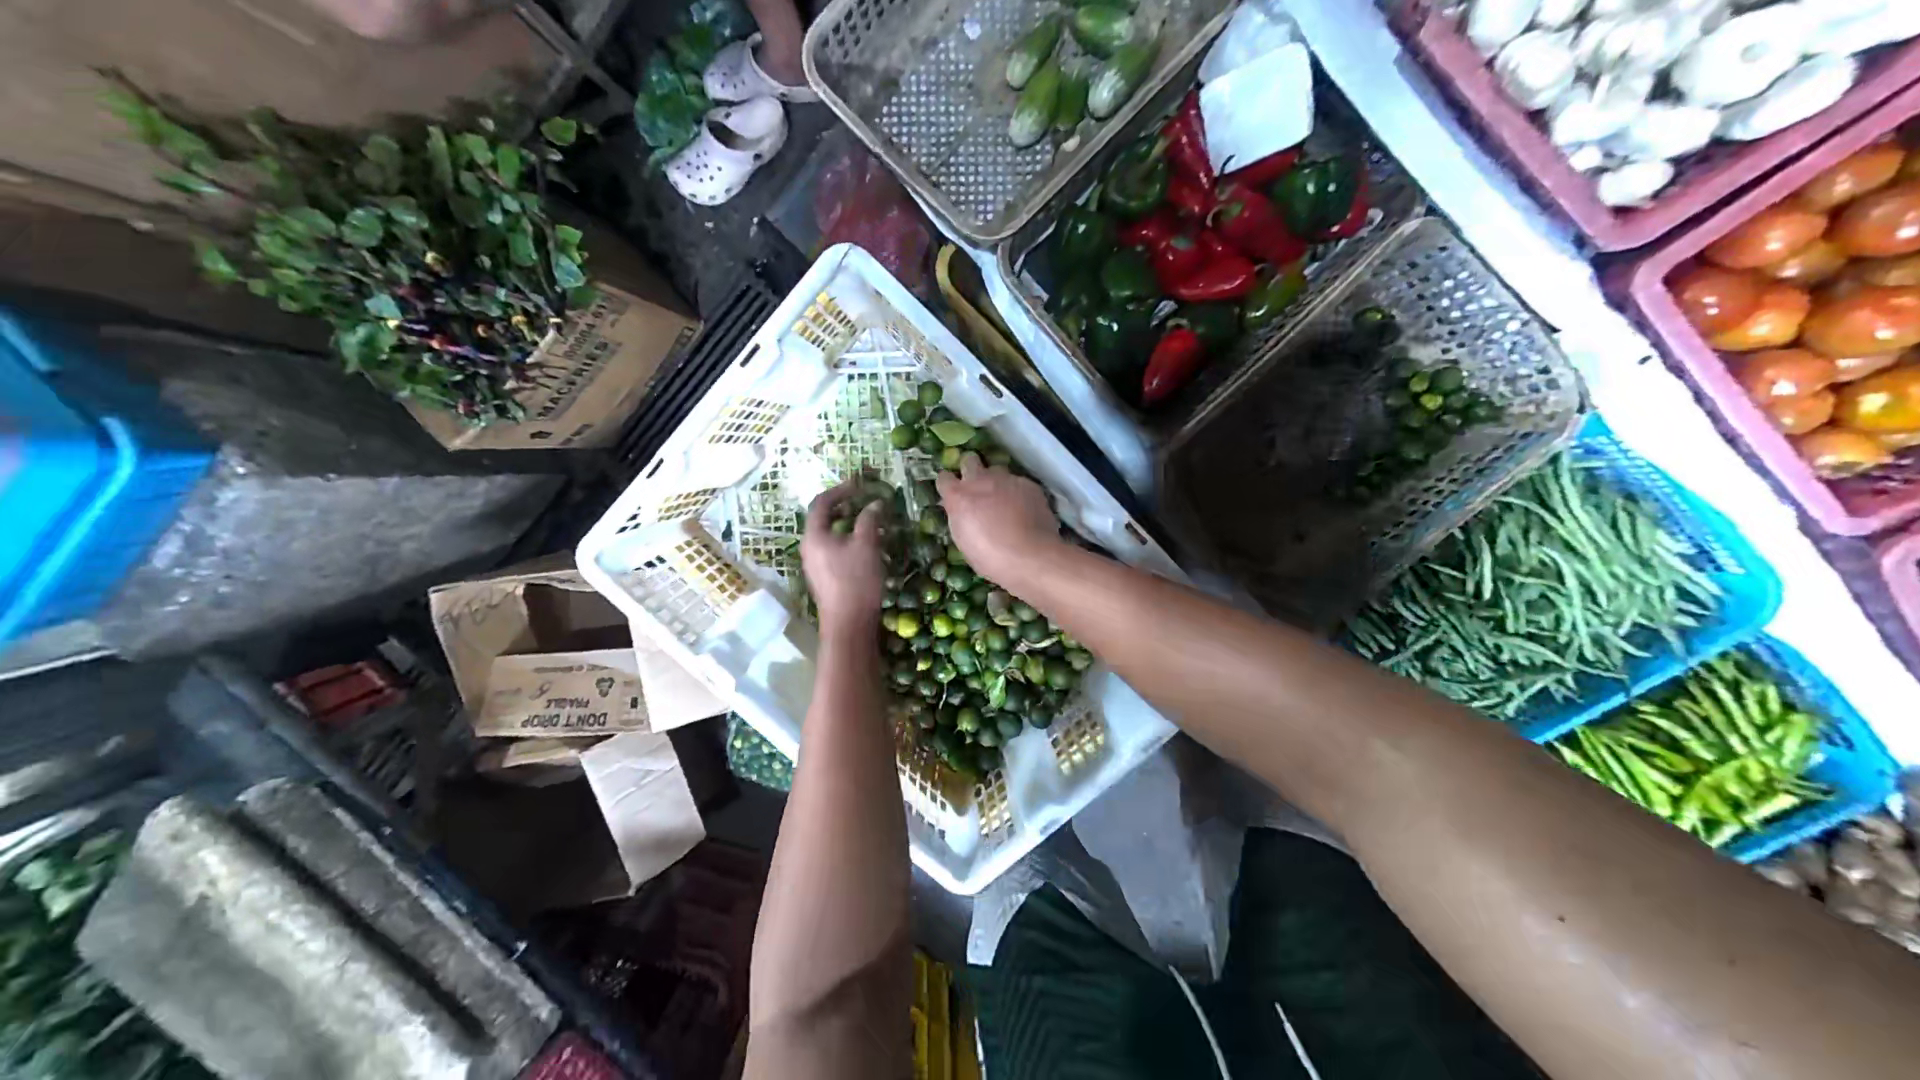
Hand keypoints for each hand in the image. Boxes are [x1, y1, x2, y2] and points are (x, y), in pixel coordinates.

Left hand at [801, 479, 886, 638]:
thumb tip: (875, 504)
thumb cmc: (856, 580)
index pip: (821, 502)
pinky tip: (867, 546)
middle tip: (866, 501)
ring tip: (870, 522)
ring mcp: (815, 564)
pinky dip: (848, 540)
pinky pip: (834, 550)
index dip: (840, 490)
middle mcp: (809, 547)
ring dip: (849, 524)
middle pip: (824, 518)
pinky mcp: (824, 577)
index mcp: (813, 535)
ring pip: (830, 535)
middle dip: (846, 507)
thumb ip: (869, 519)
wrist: (849, 624)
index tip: (859, 484)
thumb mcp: (866, 544)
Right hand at [935, 453, 1062, 587]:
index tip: (952, 494)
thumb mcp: (963, 540)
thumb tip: (961, 511)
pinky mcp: (1029, 484)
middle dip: (971, 470)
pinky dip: (1018, 493)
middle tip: (977, 487)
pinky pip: (1019, 483)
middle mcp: (980, 480)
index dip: (948, 485)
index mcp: (958, 496)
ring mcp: (1007, 479)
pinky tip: (1025, 509)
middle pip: (969, 460)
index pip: (944, 478)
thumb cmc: (990, 558)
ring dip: (997, 481)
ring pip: (997, 470)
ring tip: (1004, 500)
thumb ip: (960, 517)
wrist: (1030, 557)